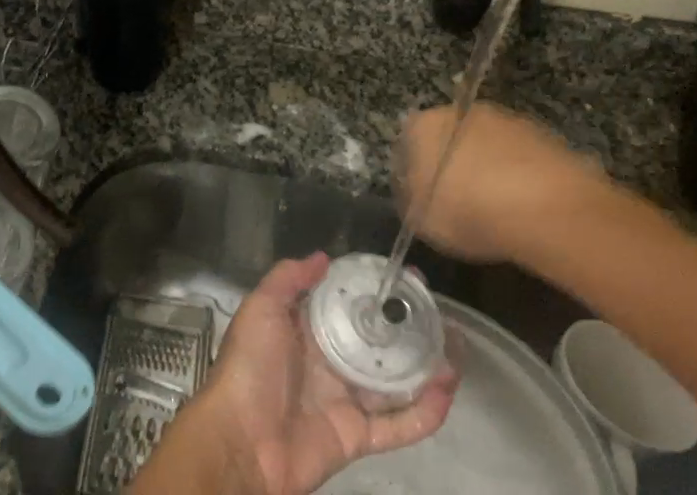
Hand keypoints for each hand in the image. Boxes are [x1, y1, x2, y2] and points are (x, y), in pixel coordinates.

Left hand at [141, 254, 458, 494]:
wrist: (241, 439)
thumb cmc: (249, 366)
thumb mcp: (260, 310)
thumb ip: (288, 280)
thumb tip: (323, 257)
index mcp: (304, 332)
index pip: (346, 307)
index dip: (374, 294)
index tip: (408, 280)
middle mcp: (327, 363)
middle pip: (376, 345)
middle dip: (407, 332)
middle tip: (442, 317)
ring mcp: (344, 401)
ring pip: (394, 384)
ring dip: (425, 370)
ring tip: (454, 352)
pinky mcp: (357, 437)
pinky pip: (398, 426)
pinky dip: (424, 414)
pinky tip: (445, 392)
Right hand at [398, 104, 607, 262]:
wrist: (552, 213)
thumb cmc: (471, 212)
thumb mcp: (421, 220)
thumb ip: (412, 200)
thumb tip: (417, 194)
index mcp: (424, 125)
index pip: (407, 144)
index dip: (413, 173)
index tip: (424, 200)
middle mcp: (463, 112)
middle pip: (450, 139)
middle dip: (453, 165)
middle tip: (461, 203)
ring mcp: (510, 121)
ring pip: (490, 147)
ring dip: (491, 170)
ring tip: (500, 210)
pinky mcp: (549, 138)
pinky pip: (524, 160)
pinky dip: (524, 179)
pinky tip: (529, 209)